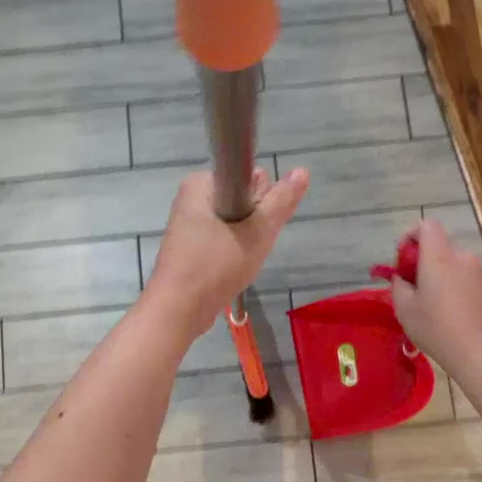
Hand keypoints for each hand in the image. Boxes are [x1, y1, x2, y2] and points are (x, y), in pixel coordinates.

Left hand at [144, 167, 306, 338]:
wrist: (178, 310)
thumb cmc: (215, 266)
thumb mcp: (256, 233)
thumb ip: (281, 202)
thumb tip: (302, 171)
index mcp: (201, 183)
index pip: (247, 176)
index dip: (262, 200)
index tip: (257, 226)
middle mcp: (192, 198)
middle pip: (242, 198)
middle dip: (253, 223)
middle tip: (247, 246)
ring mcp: (189, 224)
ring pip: (234, 222)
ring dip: (245, 241)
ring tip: (239, 260)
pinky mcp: (190, 246)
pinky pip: (222, 239)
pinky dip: (232, 252)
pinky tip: (231, 269)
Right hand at [390, 220, 481, 367]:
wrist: (478, 352)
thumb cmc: (436, 329)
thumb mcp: (404, 309)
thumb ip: (399, 285)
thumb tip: (403, 278)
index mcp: (439, 257)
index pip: (427, 225)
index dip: (411, 235)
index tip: (402, 259)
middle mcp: (461, 258)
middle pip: (438, 248)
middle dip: (422, 263)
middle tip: (412, 290)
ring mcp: (478, 273)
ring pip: (451, 265)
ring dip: (438, 277)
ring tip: (430, 307)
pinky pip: (463, 280)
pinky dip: (452, 288)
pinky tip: (448, 315)